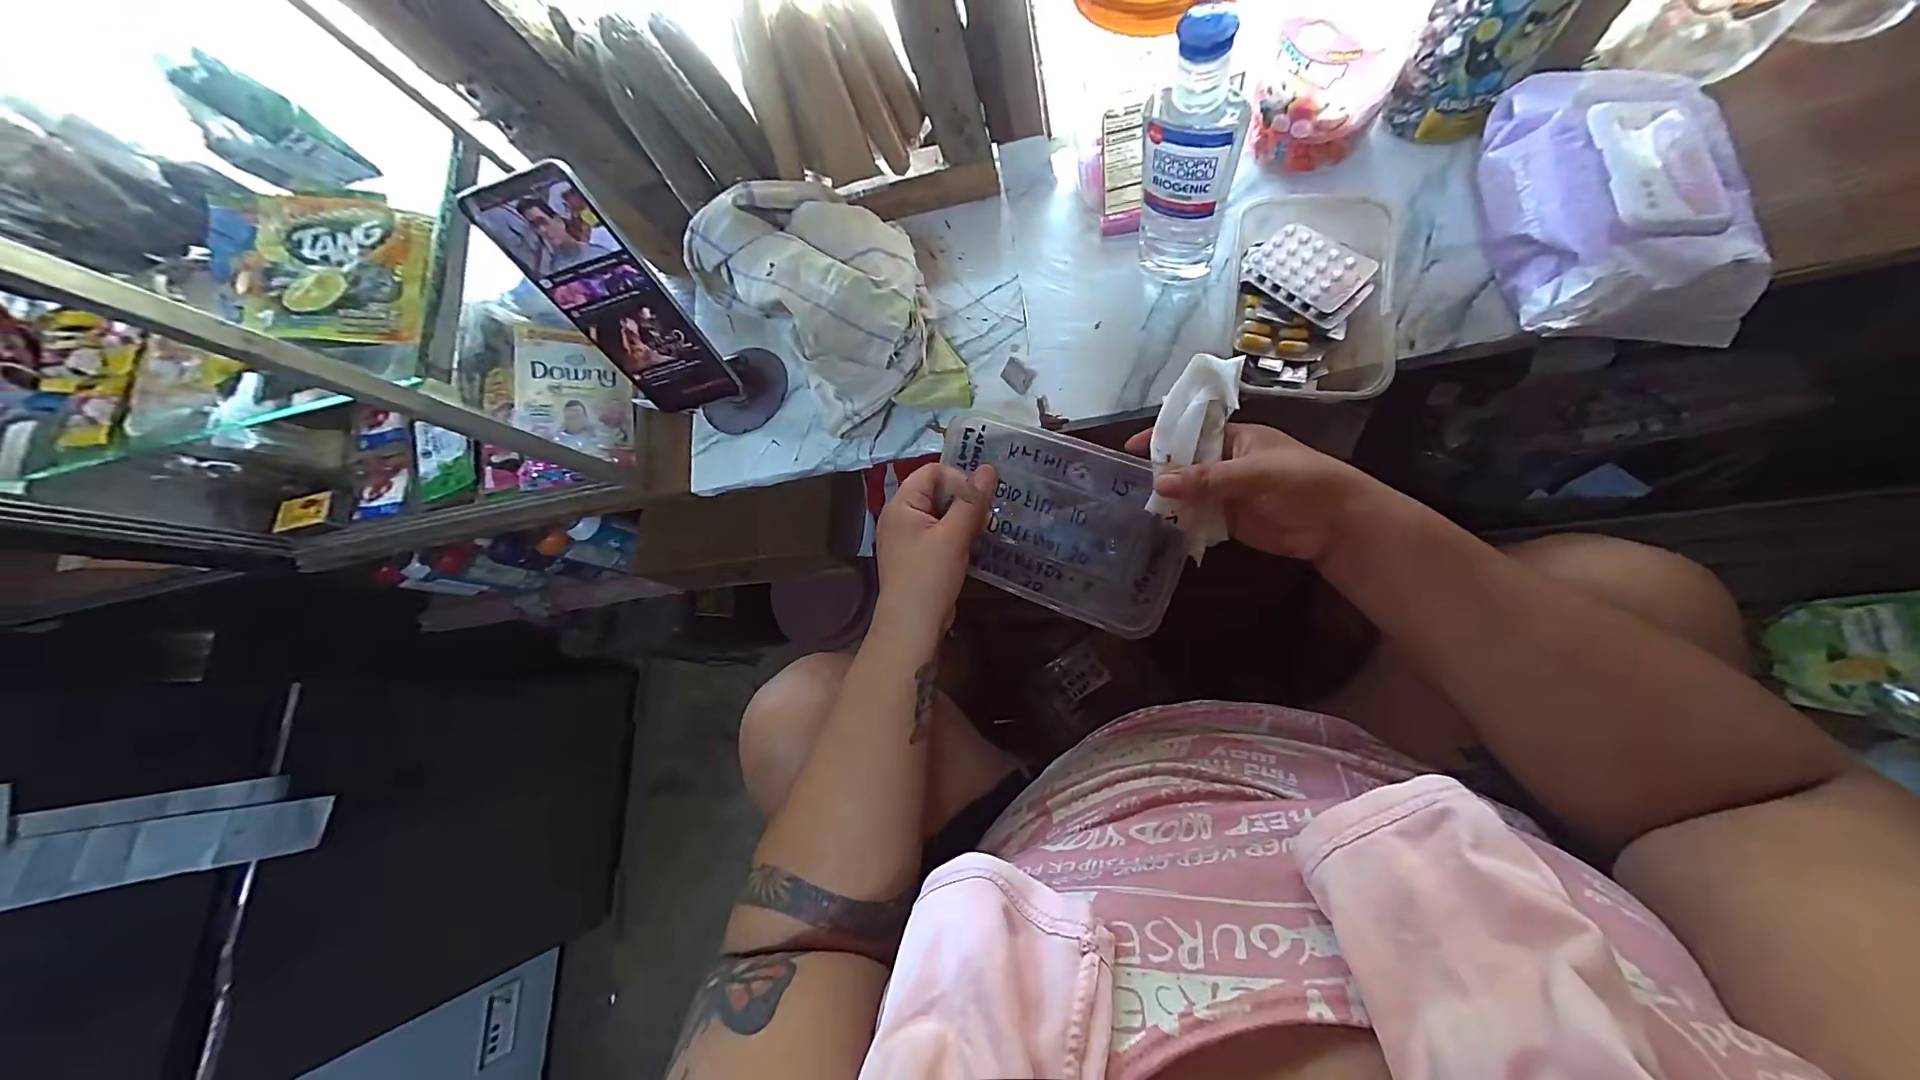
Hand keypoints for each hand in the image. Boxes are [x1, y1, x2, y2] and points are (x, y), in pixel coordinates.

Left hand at [872, 462, 995, 645]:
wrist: (912, 626)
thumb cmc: (929, 576)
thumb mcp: (953, 536)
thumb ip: (972, 501)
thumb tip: (988, 468)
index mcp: (901, 505)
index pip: (931, 471)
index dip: (958, 478)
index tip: (981, 499)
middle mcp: (900, 517)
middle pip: (936, 491)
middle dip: (964, 500)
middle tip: (989, 515)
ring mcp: (908, 538)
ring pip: (941, 515)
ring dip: (964, 520)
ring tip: (985, 531)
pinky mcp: (918, 557)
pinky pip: (940, 535)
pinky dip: (957, 536)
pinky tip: (974, 547)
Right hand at [1125, 423, 1372, 562]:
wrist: (1338, 524)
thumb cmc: (1302, 482)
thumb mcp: (1253, 473)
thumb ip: (1206, 478)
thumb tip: (1158, 483)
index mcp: (1234, 439)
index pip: (1190, 433)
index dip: (1162, 438)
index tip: (1130, 447)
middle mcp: (1225, 464)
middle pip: (1184, 465)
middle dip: (1159, 473)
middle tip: (1125, 483)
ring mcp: (1225, 494)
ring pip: (1187, 494)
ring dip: (1168, 500)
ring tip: (1134, 507)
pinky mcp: (1228, 521)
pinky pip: (1196, 519)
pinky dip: (1181, 523)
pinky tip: (1160, 527)